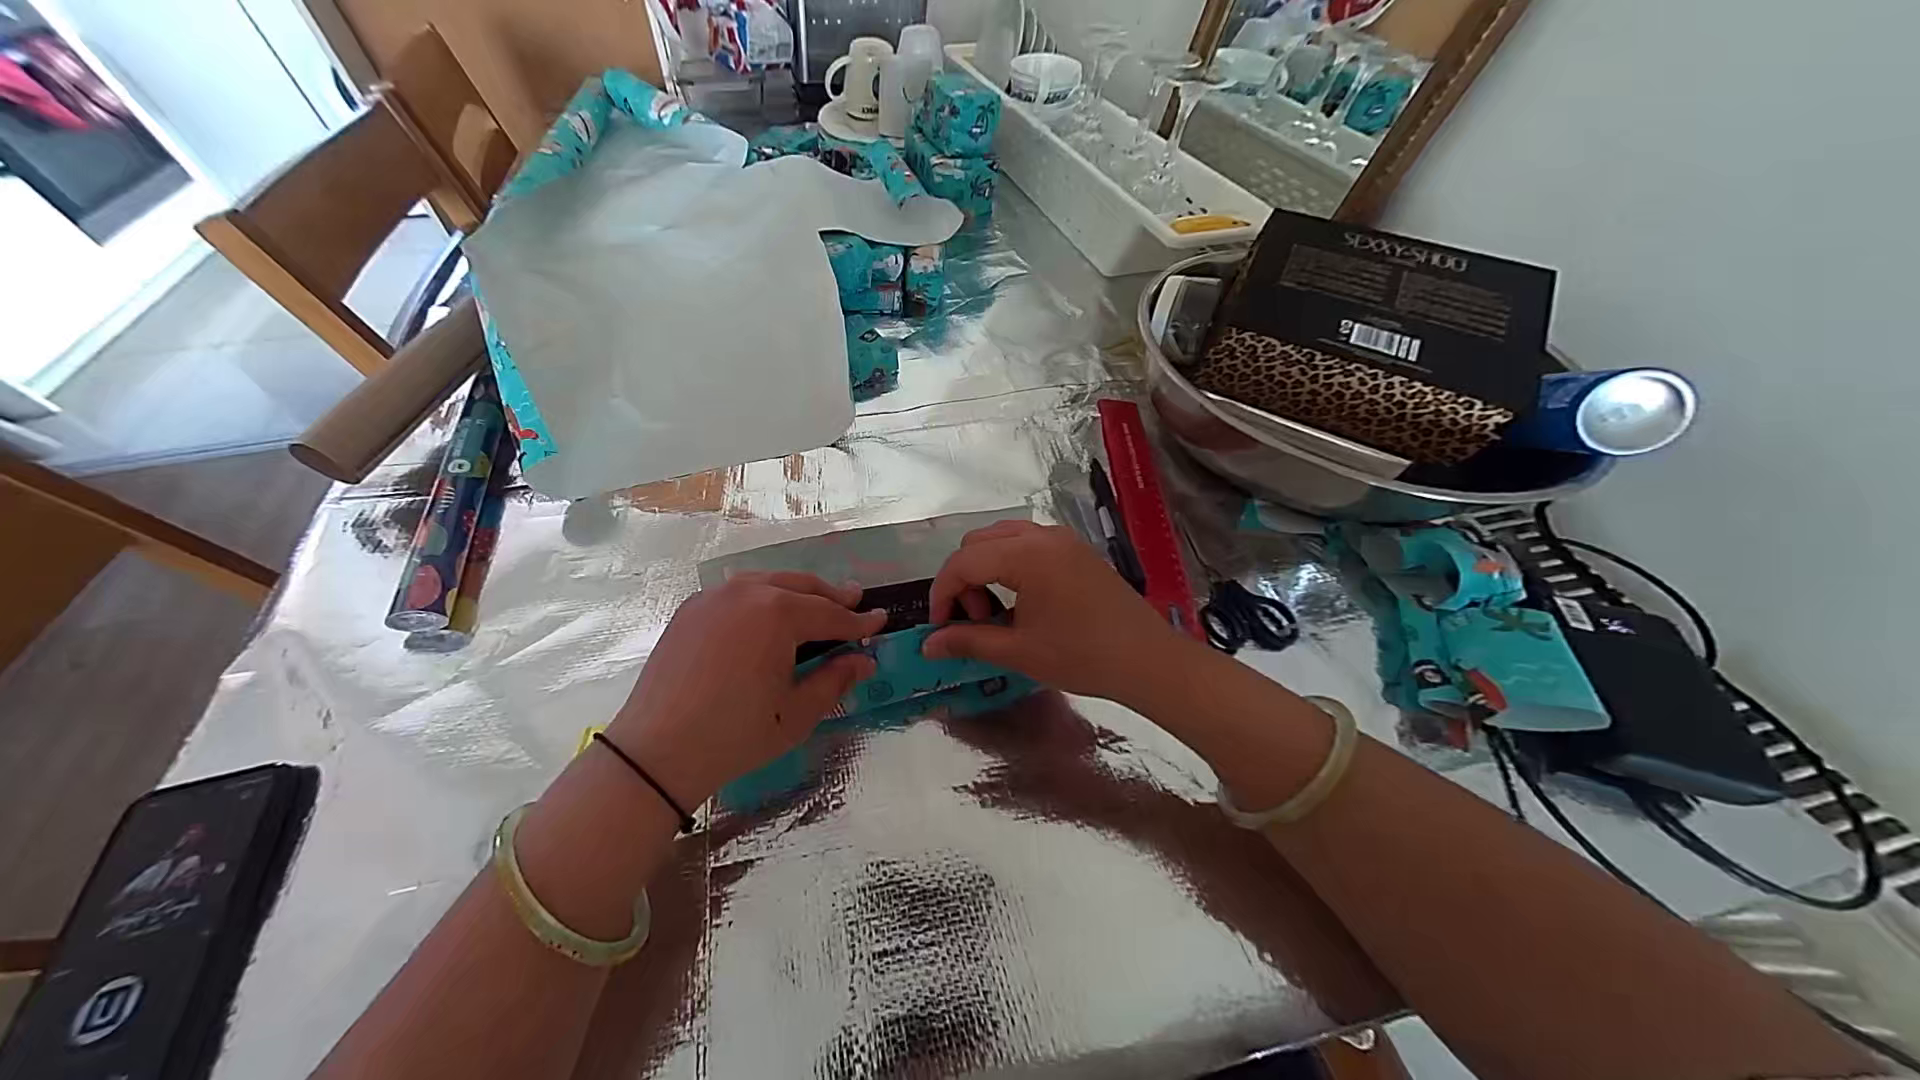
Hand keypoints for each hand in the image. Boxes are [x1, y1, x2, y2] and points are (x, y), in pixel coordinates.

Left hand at [606, 573, 886, 806]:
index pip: (831, 615)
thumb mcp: (797, 713)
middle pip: (802, 586)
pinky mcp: (692, 608)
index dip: (859, 622)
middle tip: (855, 601)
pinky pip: (738, 591)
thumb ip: (834, 679)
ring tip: (816, 603)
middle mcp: (748, 592)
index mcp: (778, 613)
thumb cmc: (736, 735)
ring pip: (769, 582)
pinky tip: (768, 613)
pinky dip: (763, 596)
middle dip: (832, 596)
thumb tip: (865, 661)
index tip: (881, 620)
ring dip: (798, 591)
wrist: (656, 752)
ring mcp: (715, 596)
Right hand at [922, 520, 1197, 704]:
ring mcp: (1063, 540)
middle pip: (978, 543)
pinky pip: (1028, 544)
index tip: (939, 626)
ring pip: (1002, 539)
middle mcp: (1042, 536)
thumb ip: (969, 641)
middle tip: (975, 621)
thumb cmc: (1082, 656)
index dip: (942, 593)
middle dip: (964, 580)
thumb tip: (928, 644)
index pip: (963, 562)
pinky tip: (1021, 601)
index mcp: (1026, 555)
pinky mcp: (1077, 550)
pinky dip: (1010, 564)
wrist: (1148, 660)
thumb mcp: (1019, 651)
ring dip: (986, 569)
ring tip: (996, 612)